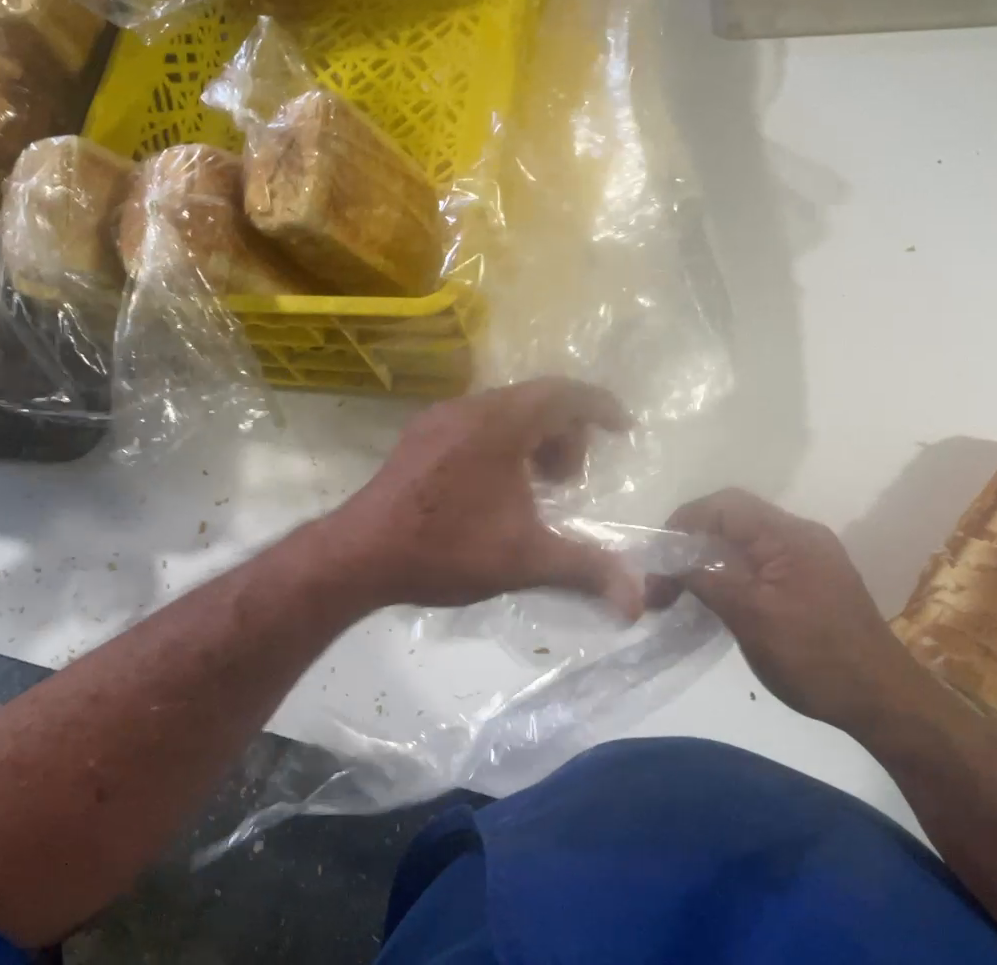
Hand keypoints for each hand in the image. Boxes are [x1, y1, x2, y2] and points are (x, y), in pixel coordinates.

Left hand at [321, 378, 641, 615]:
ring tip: (538, 486)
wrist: (359, 555)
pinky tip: (497, 489)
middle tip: (573, 478)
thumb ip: (586, 570)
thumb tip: (638, 603)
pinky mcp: (417, 439)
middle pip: (535, 400)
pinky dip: (503, 443)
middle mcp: (470, 408)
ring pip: (503, 412)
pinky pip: (476, 424)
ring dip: (533, 439)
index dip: (601, 407)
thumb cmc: (447, 547)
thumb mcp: (525, 559)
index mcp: (501, 422)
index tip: (624, 429)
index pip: (565, 394)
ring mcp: (438, 420)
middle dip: (567, 432)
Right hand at [650, 489, 934, 732]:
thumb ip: (707, 580)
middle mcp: (802, 536)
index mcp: (789, 535)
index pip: (725, 504)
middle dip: (693, 543)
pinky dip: (733, 574)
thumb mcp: (751, 617)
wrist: (882, 700)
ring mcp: (811, 559)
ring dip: (711, 560)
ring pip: (747, 543)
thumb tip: (668, 563)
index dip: (684, 521)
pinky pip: (763, 563)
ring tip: (683, 593)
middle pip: (735, 520)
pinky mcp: (814, 582)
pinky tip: (718, 602)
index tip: (657, 557)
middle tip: (664, 581)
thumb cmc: (814, 657)